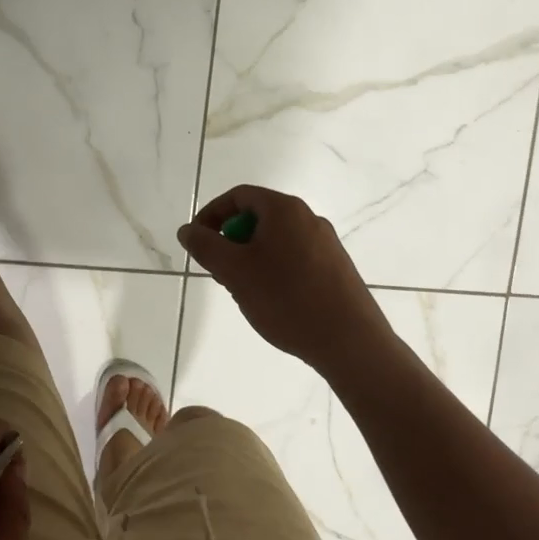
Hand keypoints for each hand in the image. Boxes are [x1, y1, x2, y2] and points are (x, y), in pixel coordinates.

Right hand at [179, 185, 390, 368]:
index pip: (238, 196)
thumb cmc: (287, 299)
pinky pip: (295, 258)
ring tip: (244, 292)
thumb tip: (188, 230)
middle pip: (257, 218)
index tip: (198, 243)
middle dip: (231, 241)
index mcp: (284, 209)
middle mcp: (308, 218)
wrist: (351, 343)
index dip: (211, 215)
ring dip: (251, 259)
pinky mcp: (336, 268)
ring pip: (275, 240)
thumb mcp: (234, 271)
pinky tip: (274, 302)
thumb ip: (205, 246)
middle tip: (219, 272)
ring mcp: (326, 243)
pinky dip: (275, 271)